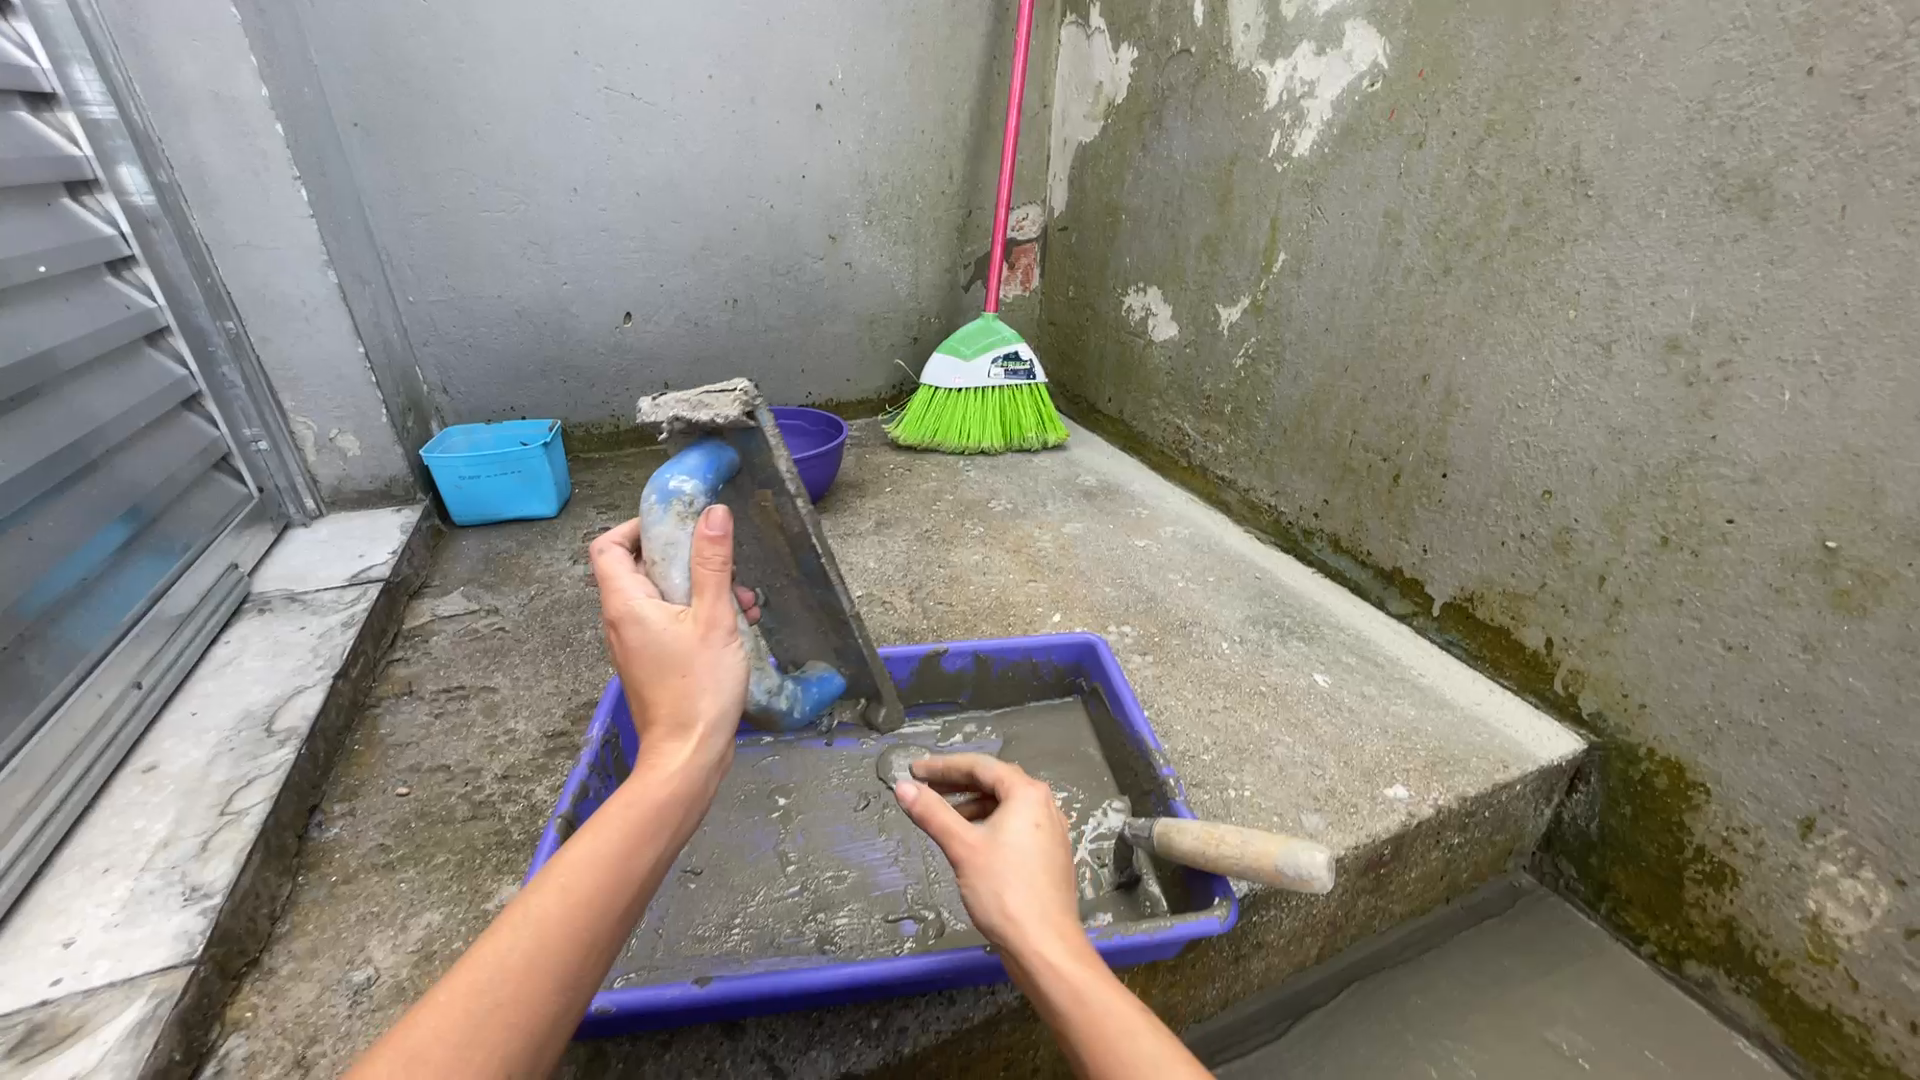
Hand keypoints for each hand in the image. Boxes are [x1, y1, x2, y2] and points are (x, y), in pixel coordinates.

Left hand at [587, 507, 757, 778]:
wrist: (689, 754)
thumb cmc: (699, 685)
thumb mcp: (714, 617)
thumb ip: (713, 563)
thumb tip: (713, 512)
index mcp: (626, 603)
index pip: (608, 545)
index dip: (637, 526)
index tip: (679, 525)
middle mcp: (622, 620)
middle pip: (640, 568)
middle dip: (687, 559)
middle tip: (725, 563)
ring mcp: (637, 643)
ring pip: (663, 596)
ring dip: (702, 589)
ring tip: (744, 600)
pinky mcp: (654, 661)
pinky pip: (671, 621)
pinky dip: (700, 614)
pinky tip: (738, 624)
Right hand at [893, 754, 1084, 964]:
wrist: (1045, 947)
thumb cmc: (1004, 891)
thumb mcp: (962, 847)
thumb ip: (932, 813)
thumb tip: (903, 787)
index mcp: (1028, 793)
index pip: (981, 766)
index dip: (944, 766)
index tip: (915, 770)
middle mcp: (1045, 804)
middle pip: (995, 782)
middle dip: (958, 783)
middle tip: (925, 787)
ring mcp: (1051, 830)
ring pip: (1006, 805)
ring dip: (973, 805)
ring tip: (944, 816)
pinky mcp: (1051, 853)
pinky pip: (1016, 825)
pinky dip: (990, 824)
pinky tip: (972, 841)